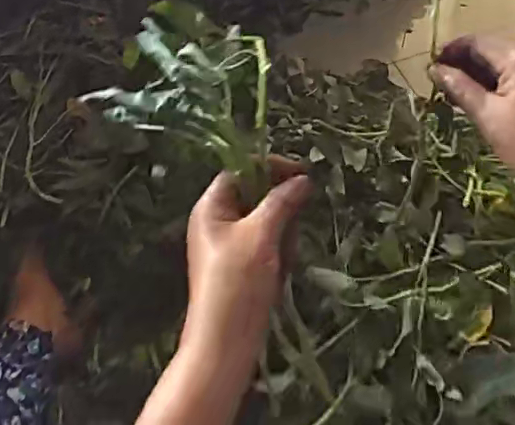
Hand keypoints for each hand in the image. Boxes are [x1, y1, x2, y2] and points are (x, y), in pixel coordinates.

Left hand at [182, 162, 313, 358]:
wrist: (224, 347)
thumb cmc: (236, 284)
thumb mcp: (261, 237)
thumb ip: (281, 202)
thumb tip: (303, 178)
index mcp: (211, 205)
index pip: (241, 169)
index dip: (269, 167)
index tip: (302, 173)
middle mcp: (217, 220)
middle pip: (257, 197)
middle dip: (280, 214)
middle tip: (289, 235)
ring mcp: (229, 245)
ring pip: (267, 224)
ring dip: (282, 239)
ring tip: (282, 264)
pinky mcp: (241, 267)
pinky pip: (267, 248)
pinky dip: (279, 258)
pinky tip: (280, 278)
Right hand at [430, 36, 514, 203]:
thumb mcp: (486, 114)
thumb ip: (459, 86)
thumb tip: (435, 68)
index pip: (477, 42)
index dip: (451, 50)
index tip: (431, 65)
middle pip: (489, 51)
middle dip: (461, 62)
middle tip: (439, 80)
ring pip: (499, 66)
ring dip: (474, 74)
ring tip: (452, 92)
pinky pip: (511, 78)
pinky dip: (491, 84)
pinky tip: (475, 99)